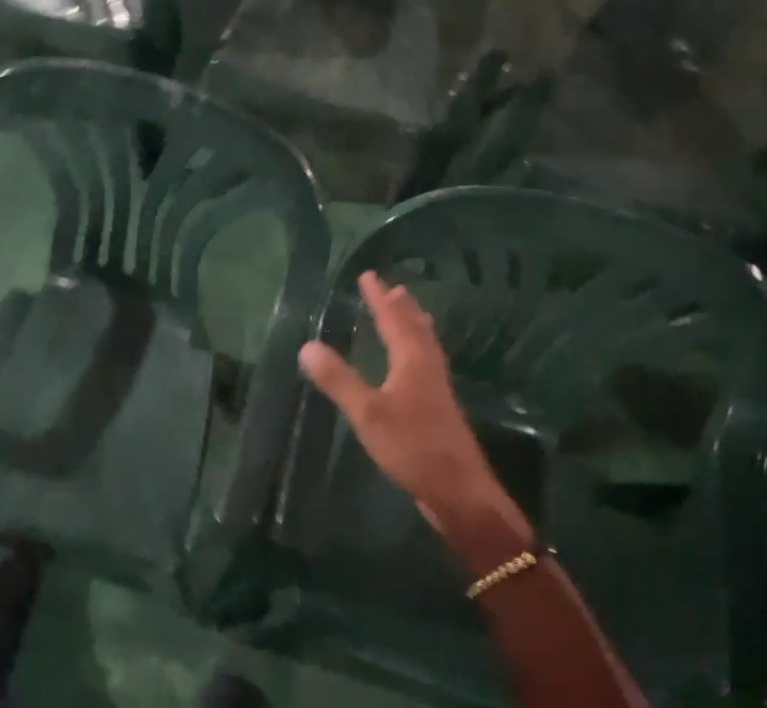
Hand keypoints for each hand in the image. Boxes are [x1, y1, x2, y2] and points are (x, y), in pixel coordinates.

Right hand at [298, 272, 531, 544]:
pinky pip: (426, 364)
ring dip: (414, 325)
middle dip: (401, 307)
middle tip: (392, 288)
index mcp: (413, 361)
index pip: (393, 320)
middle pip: (416, 328)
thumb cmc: (413, 447)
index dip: (379, 298)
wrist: (459, 491)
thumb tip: (307, 345)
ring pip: (425, 345)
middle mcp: (428, 368)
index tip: (368, 275)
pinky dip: (417, 349)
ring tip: (409, 313)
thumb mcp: (368, 413)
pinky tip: (412, 365)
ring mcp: (437, 389)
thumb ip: (338, 380)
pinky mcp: (438, 409)